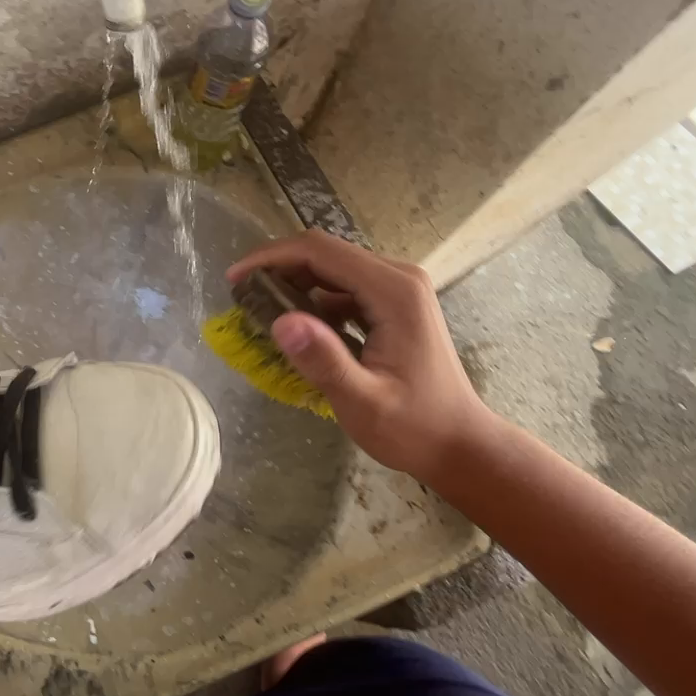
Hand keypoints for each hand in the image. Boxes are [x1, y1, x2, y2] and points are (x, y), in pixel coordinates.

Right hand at [228, 230, 496, 480]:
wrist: (460, 445)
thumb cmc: (414, 428)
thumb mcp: (363, 402)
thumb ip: (325, 361)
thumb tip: (281, 321)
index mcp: (393, 291)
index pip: (319, 251)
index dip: (271, 258)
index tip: (234, 281)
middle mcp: (398, 277)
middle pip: (324, 252)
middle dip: (277, 268)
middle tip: (241, 297)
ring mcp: (398, 287)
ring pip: (331, 266)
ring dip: (292, 281)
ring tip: (261, 310)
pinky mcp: (393, 302)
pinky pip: (342, 284)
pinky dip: (312, 296)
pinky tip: (298, 327)